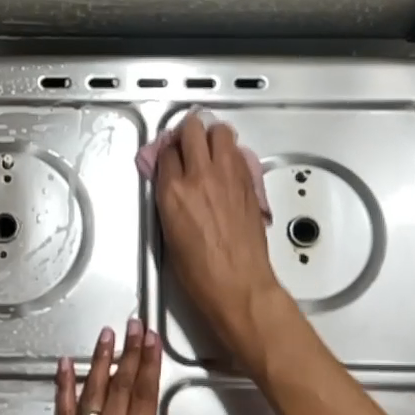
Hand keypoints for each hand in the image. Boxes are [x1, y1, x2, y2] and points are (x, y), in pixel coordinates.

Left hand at [33, 320, 178, 414]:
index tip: (151, 342)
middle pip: (122, 390)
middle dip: (129, 355)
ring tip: (106, 335)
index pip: (145, 401)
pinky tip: (64, 366)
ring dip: (100, 363)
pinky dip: (64, 388)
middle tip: (133, 326)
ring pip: (94, 395)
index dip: (149, 367)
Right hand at [155, 115, 282, 362]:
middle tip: (187, 141)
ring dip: (212, 135)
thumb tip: (171, 186)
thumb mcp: (168, 234)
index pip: (165, 151)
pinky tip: (227, 165)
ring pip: (220, 132)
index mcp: (173, 191)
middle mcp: (201, 176)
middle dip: (187, 132)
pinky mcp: (249, 183)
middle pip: (192, 129)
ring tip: (210, 147)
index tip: (168, 155)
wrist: (239, 285)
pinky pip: (238, 152)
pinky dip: (230, 152)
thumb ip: (168, 201)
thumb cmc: (202, 273)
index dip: (166, 152)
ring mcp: (228, 176)